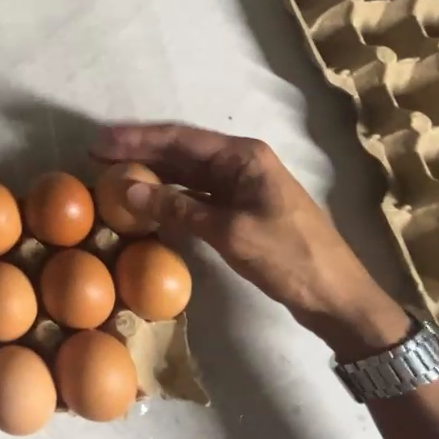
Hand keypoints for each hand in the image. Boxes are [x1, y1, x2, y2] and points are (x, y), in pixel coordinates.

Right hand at [94, 123, 410, 358]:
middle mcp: (240, 163)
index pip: (180, 138)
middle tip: (97, 153)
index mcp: (243, 156)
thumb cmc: (290, 258)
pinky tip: (146, 202)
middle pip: (181, 151)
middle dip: (139, 151)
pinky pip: (196, 194)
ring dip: (152, 173)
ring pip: (186, 172)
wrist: (341, 300)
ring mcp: (241, 186)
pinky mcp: (240, 210)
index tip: (102, 140)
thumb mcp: (230, 232)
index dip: (137, 138)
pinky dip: (170, 196)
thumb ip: (177, 208)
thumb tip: (127, 188)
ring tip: (114, 175)